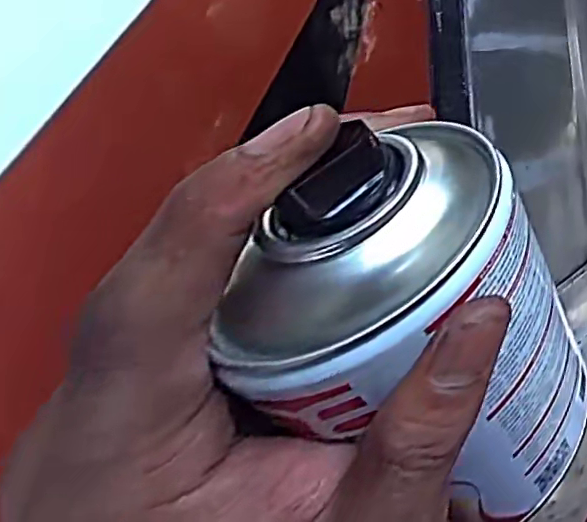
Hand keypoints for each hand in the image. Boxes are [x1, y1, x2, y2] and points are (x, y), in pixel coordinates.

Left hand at [0, 103, 512, 521]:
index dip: (230, 189)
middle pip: (184, 251)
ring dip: (290, 200)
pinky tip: (349, 230)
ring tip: (378, 166)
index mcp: (113, 456)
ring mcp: (129, 391)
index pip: (147, 292)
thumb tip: (485, 315)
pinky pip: (219, 285)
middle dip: (287, 175)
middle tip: (384, 138)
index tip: (312, 130)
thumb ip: (420, 439)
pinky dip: (288, 240)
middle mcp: (101, 411)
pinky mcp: (168, 379)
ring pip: (202, 260)